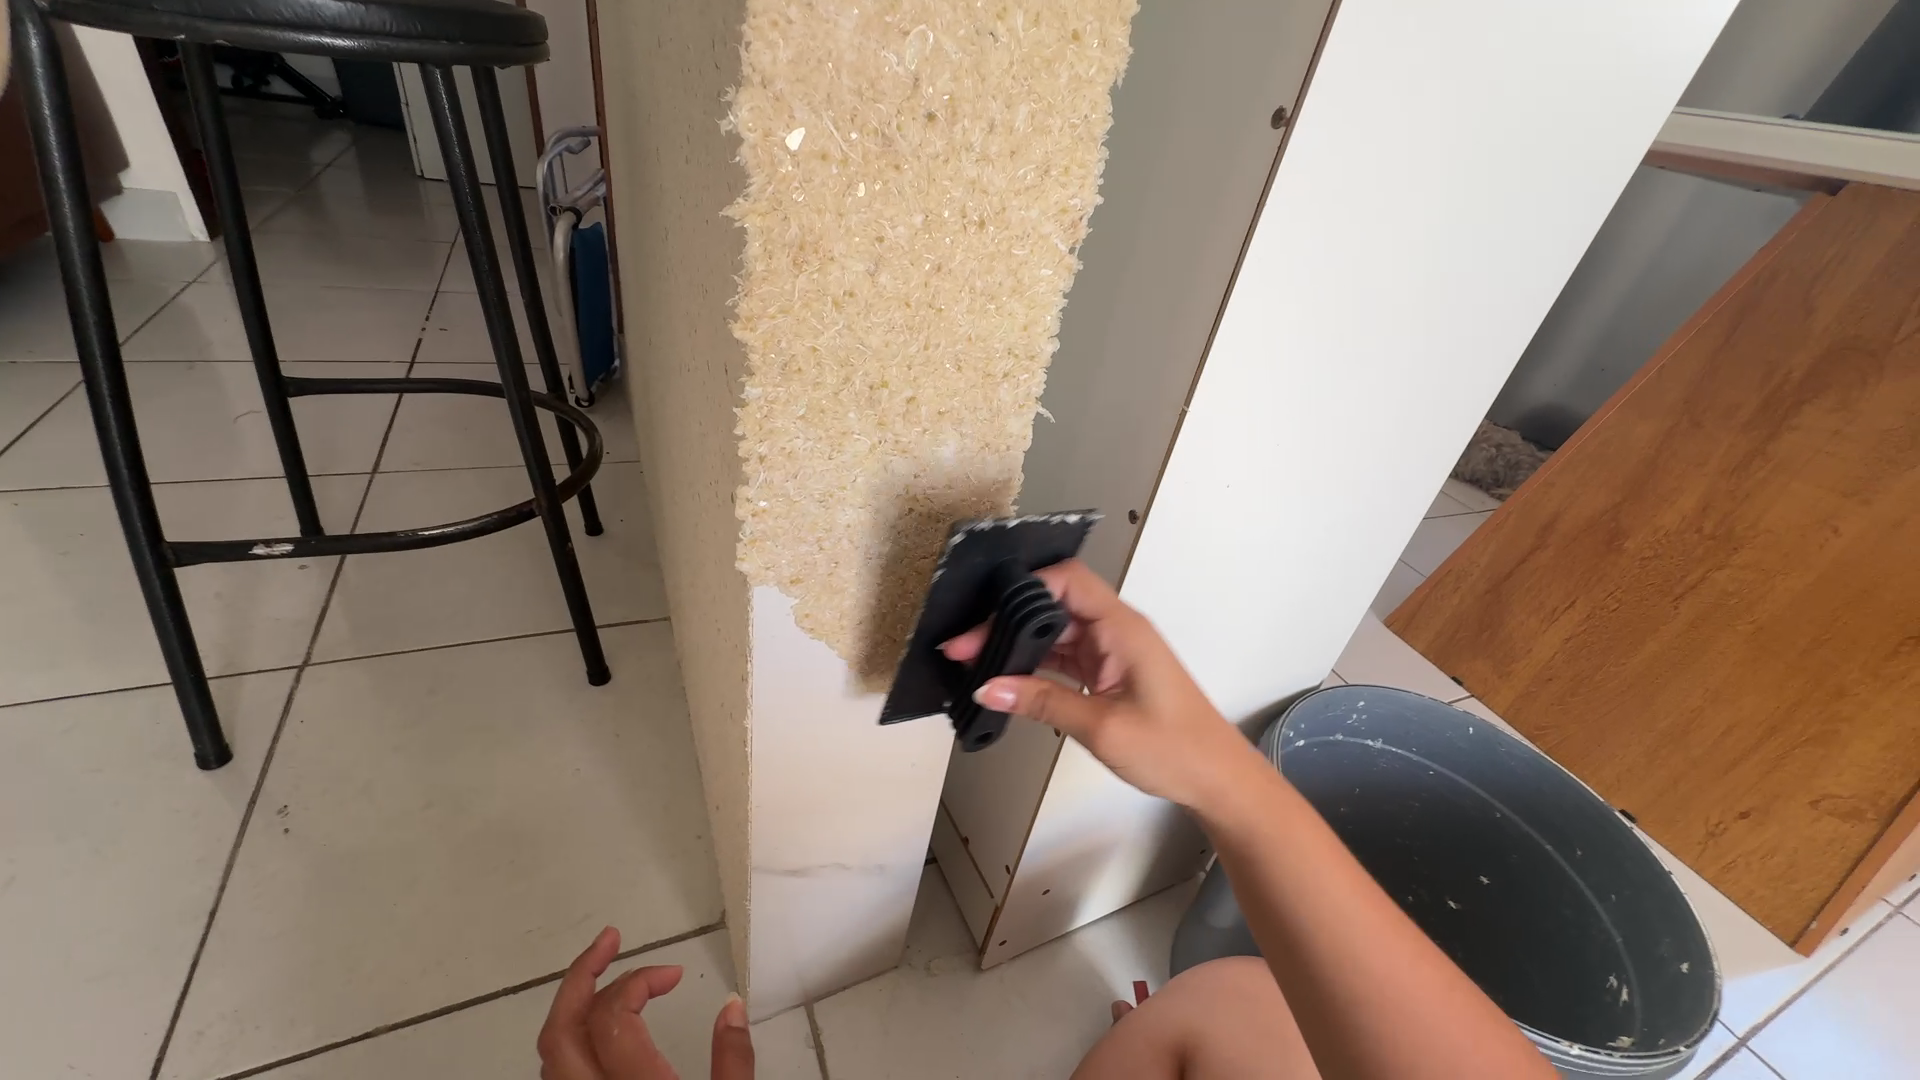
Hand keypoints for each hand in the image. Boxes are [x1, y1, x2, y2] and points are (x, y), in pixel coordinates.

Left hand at [538, 927, 754, 1079]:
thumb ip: (733, 1060)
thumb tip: (732, 1005)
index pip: (613, 1018)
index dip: (639, 981)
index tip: (675, 974)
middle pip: (561, 1031)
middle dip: (582, 974)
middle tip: (610, 938)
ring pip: (551, 1054)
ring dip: (572, 1004)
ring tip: (602, 972)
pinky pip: (556, 1073)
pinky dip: (570, 1036)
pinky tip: (597, 1025)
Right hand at [941, 559, 1265, 809]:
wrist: (1217, 780)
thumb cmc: (1174, 749)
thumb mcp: (1101, 726)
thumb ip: (1041, 702)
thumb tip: (988, 689)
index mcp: (1122, 627)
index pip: (1066, 580)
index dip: (1023, 588)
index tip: (984, 614)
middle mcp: (1115, 630)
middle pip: (1053, 606)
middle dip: (1007, 622)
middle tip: (965, 647)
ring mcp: (1111, 651)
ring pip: (1055, 633)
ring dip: (1018, 646)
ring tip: (975, 662)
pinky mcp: (1108, 673)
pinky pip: (1064, 658)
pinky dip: (1035, 667)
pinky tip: (1007, 680)